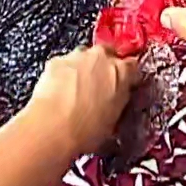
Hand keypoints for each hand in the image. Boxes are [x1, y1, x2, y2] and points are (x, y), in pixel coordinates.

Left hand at [25, 45, 139, 152]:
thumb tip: (117, 98)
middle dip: (105, 67)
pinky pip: (65, 65)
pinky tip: (59, 93)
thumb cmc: (87, 130)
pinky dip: (65, 74)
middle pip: (108, 55)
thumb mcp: (113, 121)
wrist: (52, 127)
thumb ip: (119, 101)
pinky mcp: (57, 59)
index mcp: (120, 72)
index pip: (133, 67)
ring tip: (76, 92)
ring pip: (85, 58)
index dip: (129, 77)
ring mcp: (77, 55)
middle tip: (100, 87)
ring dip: (84, 69)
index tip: (125, 86)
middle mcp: (100, 56)